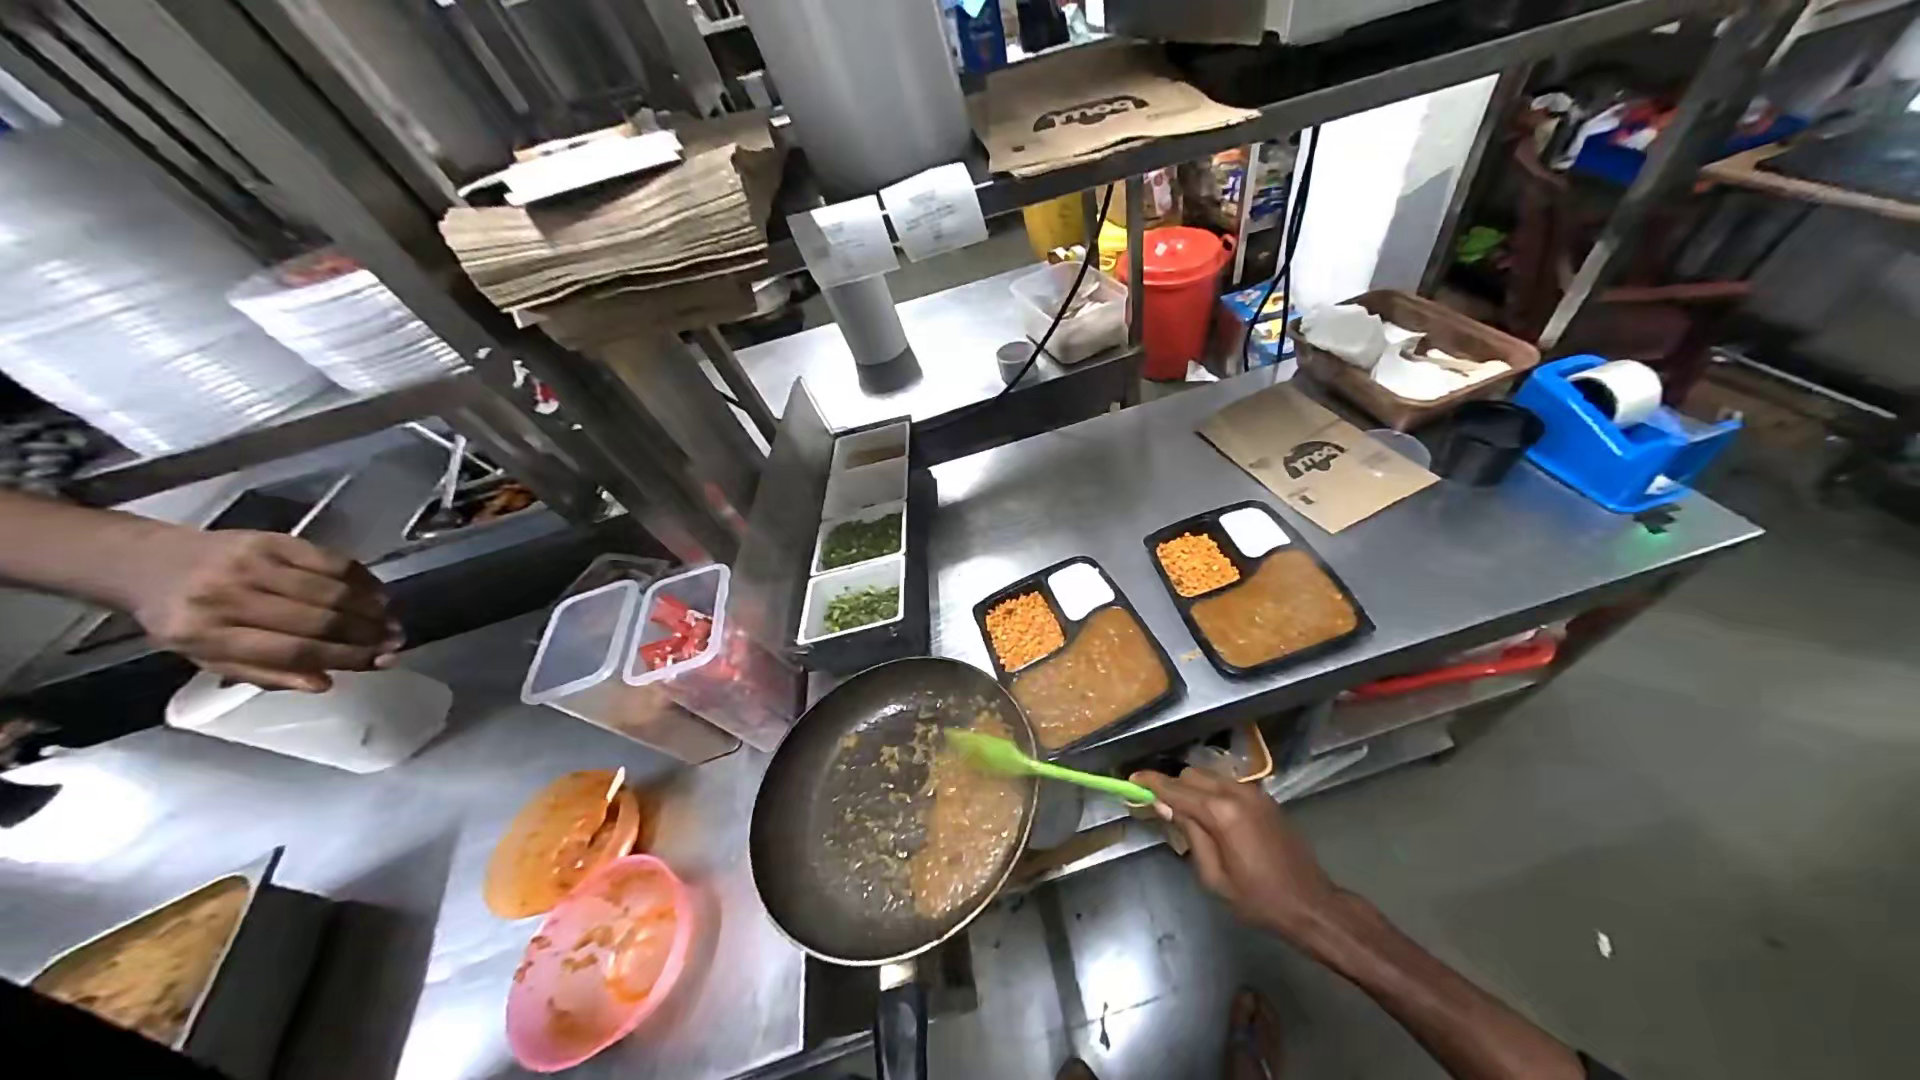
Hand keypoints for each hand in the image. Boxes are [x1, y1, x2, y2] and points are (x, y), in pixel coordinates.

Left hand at [123, 528, 399, 691]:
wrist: (150, 563)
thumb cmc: (185, 618)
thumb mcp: (208, 656)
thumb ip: (264, 672)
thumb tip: (324, 683)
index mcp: (205, 635)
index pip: (292, 651)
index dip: (345, 657)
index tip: (380, 662)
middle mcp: (227, 597)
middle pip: (319, 620)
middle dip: (367, 633)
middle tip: (396, 641)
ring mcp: (253, 565)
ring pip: (333, 590)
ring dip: (371, 608)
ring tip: (392, 620)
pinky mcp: (273, 540)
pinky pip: (333, 562)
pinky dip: (363, 579)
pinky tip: (378, 592)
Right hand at [1131, 766, 1342, 940]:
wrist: (1312, 905)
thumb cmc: (1259, 899)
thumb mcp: (1214, 876)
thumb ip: (1189, 835)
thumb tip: (1167, 807)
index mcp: (1221, 813)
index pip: (1176, 789)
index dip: (1151, 783)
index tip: (1132, 779)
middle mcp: (1236, 793)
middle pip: (1191, 775)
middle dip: (1173, 787)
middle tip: (1160, 808)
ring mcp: (1254, 792)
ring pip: (1209, 776)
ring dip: (1192, 788)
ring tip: (1185, 813)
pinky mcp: (1264, 798)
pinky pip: (1227, 784)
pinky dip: (1211, 792)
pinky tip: (1211, 815)